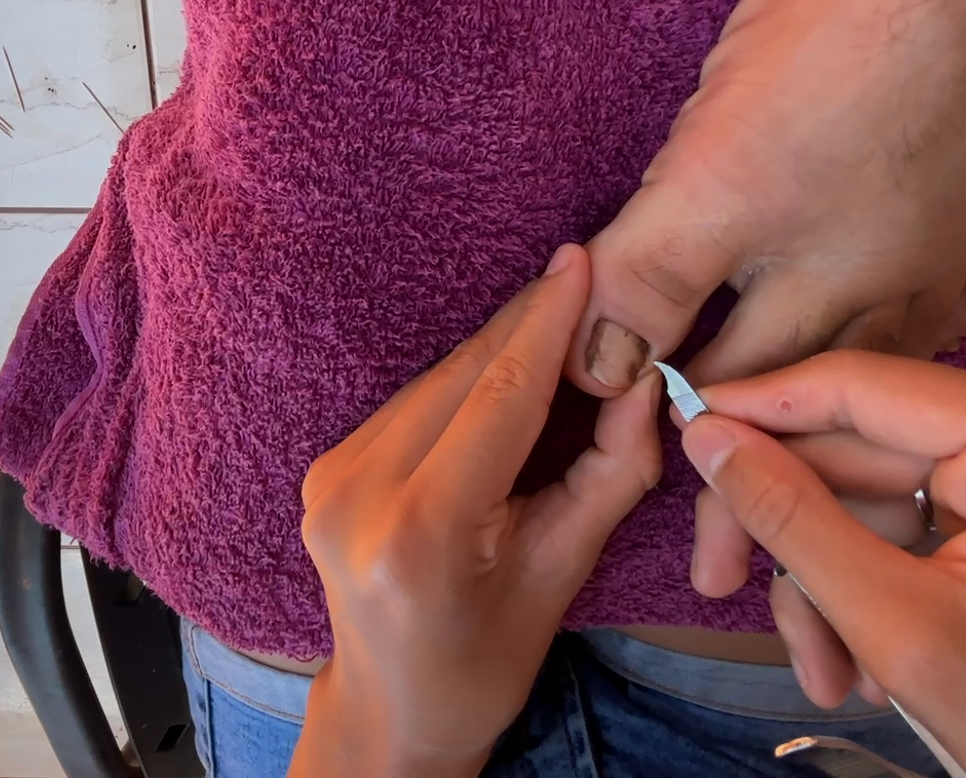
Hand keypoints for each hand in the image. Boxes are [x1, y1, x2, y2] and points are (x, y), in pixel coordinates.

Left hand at [291, 245, 664, 776]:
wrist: (386, 705)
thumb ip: (607, 475)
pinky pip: (409, 402)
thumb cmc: (483, 660)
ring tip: (550, 323)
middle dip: (525, 324)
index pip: (500, 397)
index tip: (576, 260)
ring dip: (495, 349)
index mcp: (420, 530)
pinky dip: (459, 381)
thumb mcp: (561, 575)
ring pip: (434, 382)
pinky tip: (496, 373)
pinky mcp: (324, 464)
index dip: (545, 322)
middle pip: (462, 378)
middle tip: (576, 277)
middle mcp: (357, 490)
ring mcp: (329, 473)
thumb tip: (641, 380)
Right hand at [689, 419, 940, 707]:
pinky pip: (939, 515)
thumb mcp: (910, 639)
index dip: (760, 402)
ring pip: (896, 491)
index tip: (680, 423)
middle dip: (795, 528)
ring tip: (820, 665)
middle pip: (874, 449)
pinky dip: (890, 575)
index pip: (870, 385)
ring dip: (837, 571)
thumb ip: (791, 520)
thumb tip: (701, 432)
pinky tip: (869, 655)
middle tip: (716, 579)